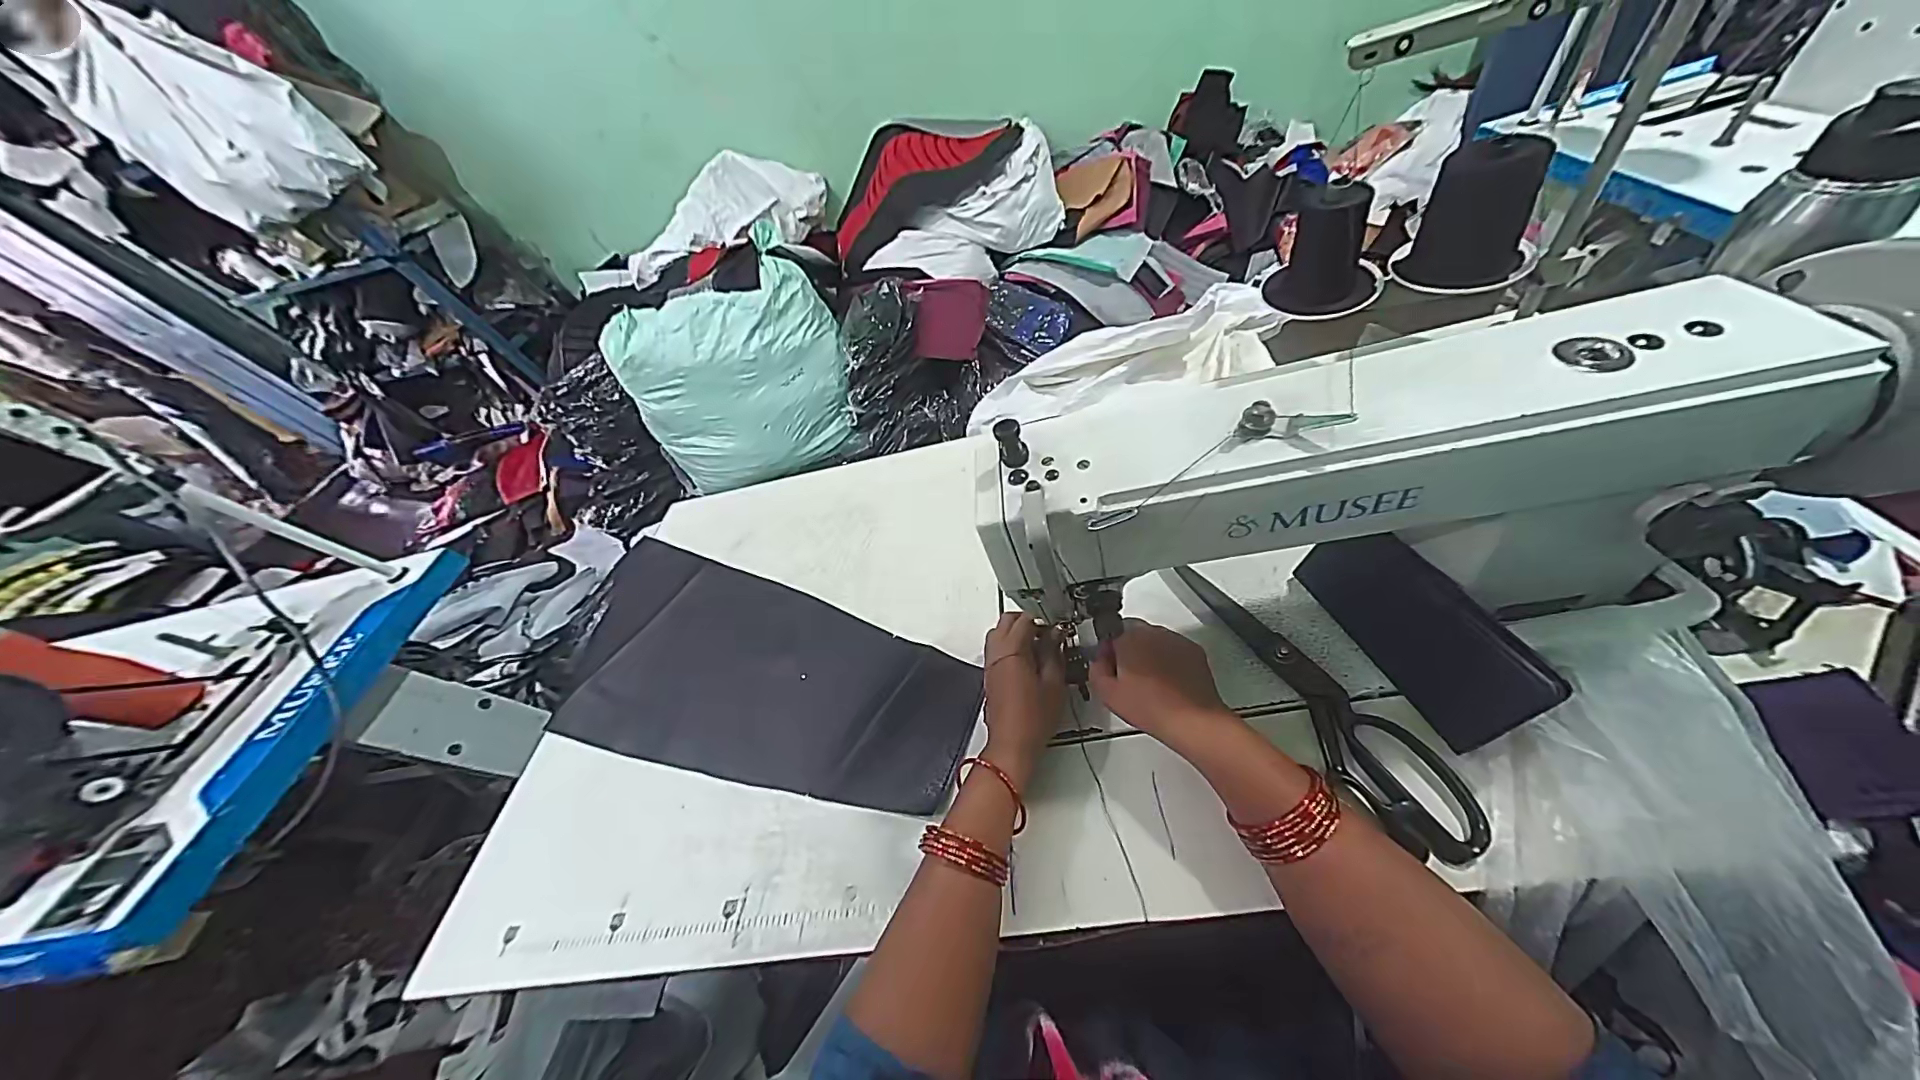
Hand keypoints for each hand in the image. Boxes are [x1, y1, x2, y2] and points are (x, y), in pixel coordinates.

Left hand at [982, 613, 1065, 780]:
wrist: (1012, 744)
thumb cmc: (1032, 720)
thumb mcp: (1054, 683)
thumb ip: (1054, 653)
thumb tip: (1055, 636)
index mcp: (1012, 652)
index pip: (1023, 620)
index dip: (1041, 620)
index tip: (1055, 628)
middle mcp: (996, 655)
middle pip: (1006, 622)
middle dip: (1026, 621)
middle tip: (1046, 632)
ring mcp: (990, 666)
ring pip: (998, 634)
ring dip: (1015, 633)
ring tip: (1038, 645)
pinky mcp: (990, 677)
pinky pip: (996, 650)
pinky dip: (1009, 647)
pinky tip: (1028, 660)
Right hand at [1089, 619, 1235, 745]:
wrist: (1190, 719)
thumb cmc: (1152, 707)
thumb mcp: (1107, 693)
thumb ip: (1096, 670)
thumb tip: (1099, 663)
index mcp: (1128, 638)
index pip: (1109, 634)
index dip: (1107, 652)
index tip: (1108, 666)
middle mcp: (1153, 633)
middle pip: (1132, 634)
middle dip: (1128, 651)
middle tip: (1128, 677)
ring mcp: (1175, 640)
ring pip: (1154, 641)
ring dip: (1149, 655)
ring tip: (1149, 684)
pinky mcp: (1193, 651)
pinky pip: (1174, 650)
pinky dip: (1169, 661)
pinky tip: (1166, 683)